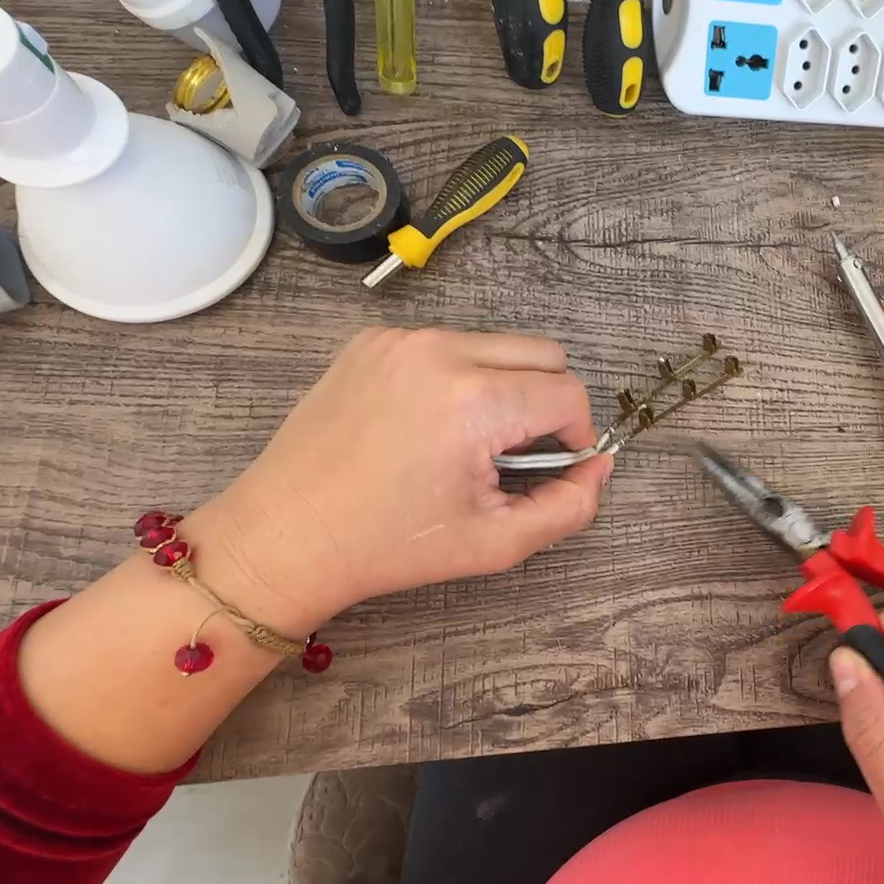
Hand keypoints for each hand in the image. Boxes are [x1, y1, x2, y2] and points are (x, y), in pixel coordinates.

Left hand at [188, 328, 612, 634]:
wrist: (285, 535)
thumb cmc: (391, 545)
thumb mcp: (497, 542)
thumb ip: (569, 506)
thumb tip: (599, 466)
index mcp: (475, 401)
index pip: (568, 393)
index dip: (577, 434)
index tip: (553, 464)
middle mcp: (441, 351)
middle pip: (545, 354)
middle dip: (549, 401)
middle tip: (517, 451)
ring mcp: (403, 338)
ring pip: (499, 345)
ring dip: (507, 385)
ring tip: (471, 438)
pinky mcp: (374, 339)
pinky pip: (450, 344)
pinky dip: (460, 376)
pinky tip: (428, 421)